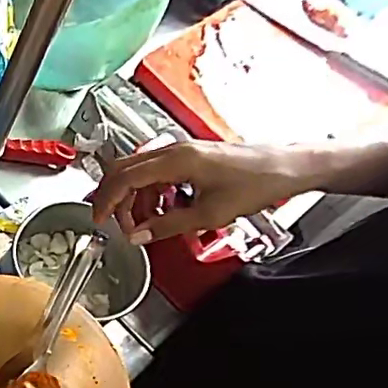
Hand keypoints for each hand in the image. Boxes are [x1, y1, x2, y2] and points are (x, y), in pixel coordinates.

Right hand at [90, 141, 317, 242]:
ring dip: (134, 202)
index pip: (125, 177)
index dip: (107, 200)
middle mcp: (175, 151)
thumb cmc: (256, 183)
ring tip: (144, 225)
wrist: (287, 169)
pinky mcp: (189, 160)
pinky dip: (150, 197)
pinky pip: (156, 177)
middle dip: (115, 200)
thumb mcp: (207, 215)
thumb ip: (166, 226)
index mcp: (176, 160)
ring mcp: (182, 153)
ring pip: (139, 175)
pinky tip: (160, 213)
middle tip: (117, 225)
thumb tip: (138, 236)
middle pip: (125, 171)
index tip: (99, 219)